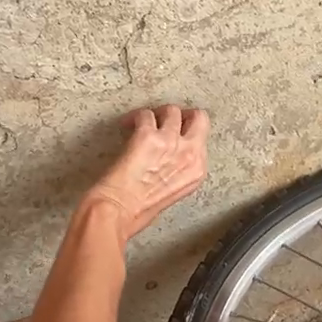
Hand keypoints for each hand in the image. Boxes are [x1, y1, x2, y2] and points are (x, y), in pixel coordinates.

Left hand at [79, 105, 210, 242]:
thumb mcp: (174, 192)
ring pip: (171, 111)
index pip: (202, 139)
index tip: (175, 132)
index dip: (186, 133)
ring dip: (156, 114)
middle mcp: (190, 154)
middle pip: (198, 118)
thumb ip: (179, 170)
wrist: (119, 211)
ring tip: (142, 121)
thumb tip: (169, 156)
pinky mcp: (148, 135)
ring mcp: (170, 142)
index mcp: (197, 171)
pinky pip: (145, 114)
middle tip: (165, 117)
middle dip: (182, 115)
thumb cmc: (139, 209)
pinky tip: (126, 125)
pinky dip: (134, 117)